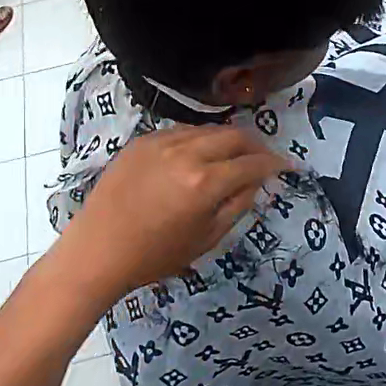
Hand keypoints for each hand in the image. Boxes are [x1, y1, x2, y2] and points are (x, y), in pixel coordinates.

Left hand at [58, 126, 284, 298]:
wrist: (97, 252)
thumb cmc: (155, 256)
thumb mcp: (207, 238)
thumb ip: (237, 205)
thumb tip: (256, 182)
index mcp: (205, 182)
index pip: (253, 163)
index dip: (276, 164)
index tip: (288, 167)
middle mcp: (186, 154)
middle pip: (235, 136)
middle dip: (257, 146)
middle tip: (265, 159)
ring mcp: (161, 143)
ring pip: (209, 130)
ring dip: (229, 140)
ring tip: (235, 155)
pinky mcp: (141, 142)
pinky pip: (182, 132)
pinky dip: (200, 140)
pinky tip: (201, 155)